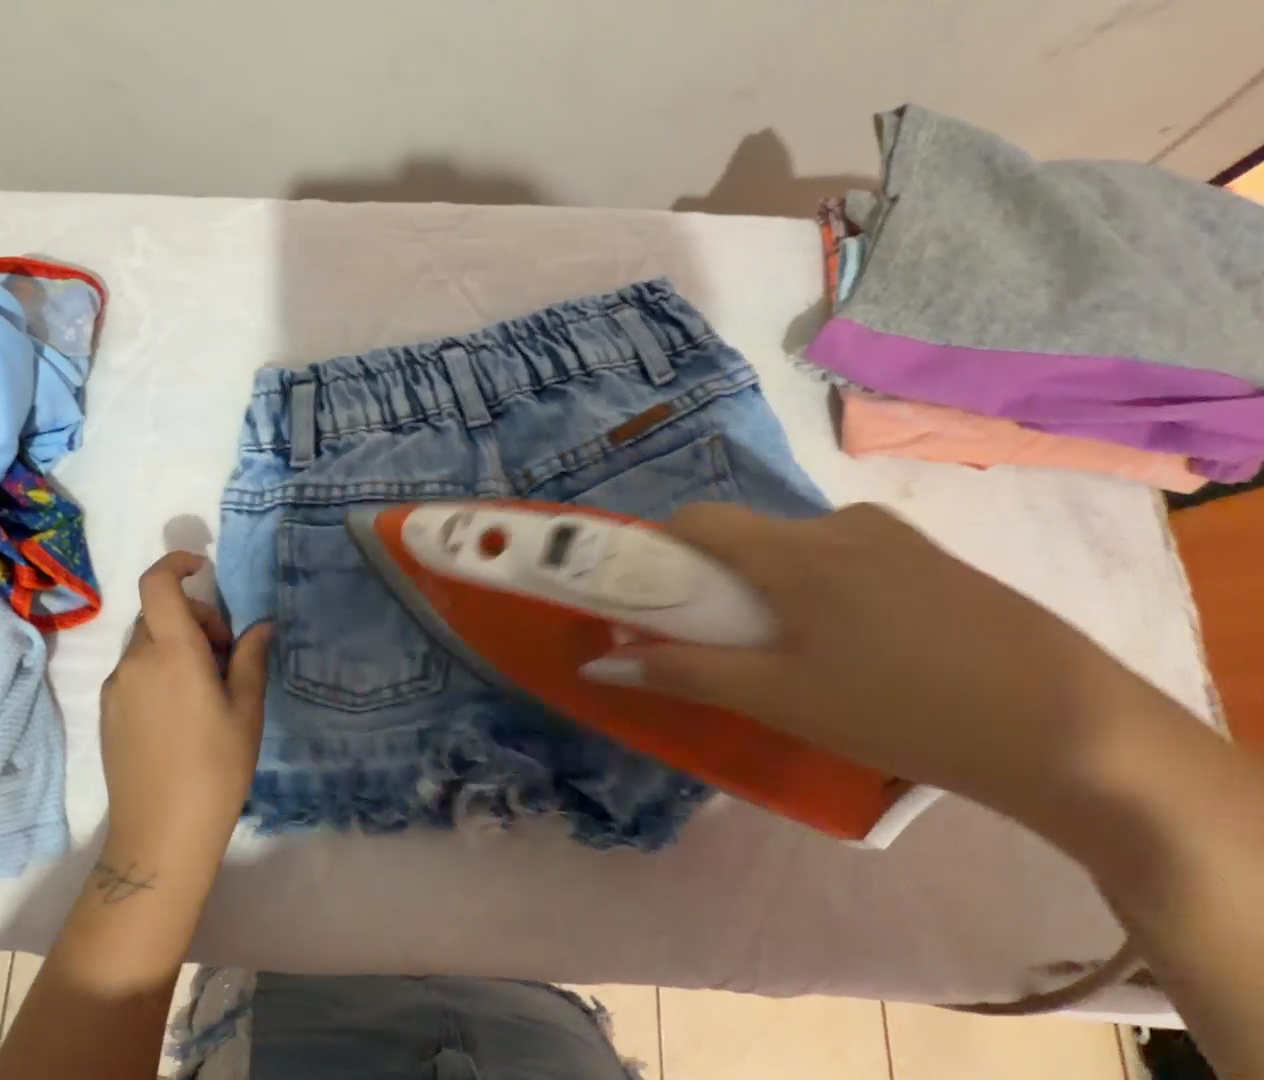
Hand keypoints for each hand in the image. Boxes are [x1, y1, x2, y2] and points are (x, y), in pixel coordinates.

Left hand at [98, 551, 273, 867]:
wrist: (159, 833)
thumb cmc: (215, 770)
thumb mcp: (246, 713)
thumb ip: (251, 660)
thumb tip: (261, 626)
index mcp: (171, 653)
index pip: (158, 584)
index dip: (176, 563)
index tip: (202, 570)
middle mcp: (135, 661)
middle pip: (160, 615)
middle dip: (195, 621)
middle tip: (227, 658)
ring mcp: (115, 687)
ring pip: (146, 644)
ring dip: (176, 647)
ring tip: (206, 691)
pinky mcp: (106, 711)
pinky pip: (134, 671)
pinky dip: (158, 670)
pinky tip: (180, 714)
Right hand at [618, 502, 1162, 817]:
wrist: (1074, 735)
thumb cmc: (897, 710)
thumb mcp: (776, 697)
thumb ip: (681, 671)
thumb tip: (599, 663)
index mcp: (795, 549)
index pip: (697, 520)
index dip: (659, 553)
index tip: (654, 604)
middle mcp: (841, 524)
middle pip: (749, 538)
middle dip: (720, 584)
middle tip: (730, 649)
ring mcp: (898, 540)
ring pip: (800, 552)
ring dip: (775, 592)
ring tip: (800, 660)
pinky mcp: (938, 563)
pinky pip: (850, 563)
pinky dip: (825, 595)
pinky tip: (861, 655)